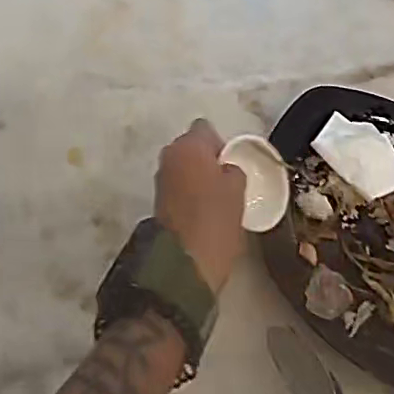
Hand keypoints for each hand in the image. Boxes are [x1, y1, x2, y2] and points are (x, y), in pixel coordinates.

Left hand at [154, 119, 245, 294]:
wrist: (184, 263)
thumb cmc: (216, 219)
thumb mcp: (238, 190)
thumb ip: (232, 170)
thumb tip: (224, 169)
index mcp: (189, 145)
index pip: (206, 129)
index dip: (220, 143)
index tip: (231, 162)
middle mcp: (170, 155)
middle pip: (191, 147)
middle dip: (205, 159)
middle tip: (225, 180)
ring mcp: (160, 178)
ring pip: (182, 167)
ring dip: (195, 176)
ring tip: (214, 199)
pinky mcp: (156, 200)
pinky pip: (176, 186)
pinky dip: (187, 193)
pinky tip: (202, 211)